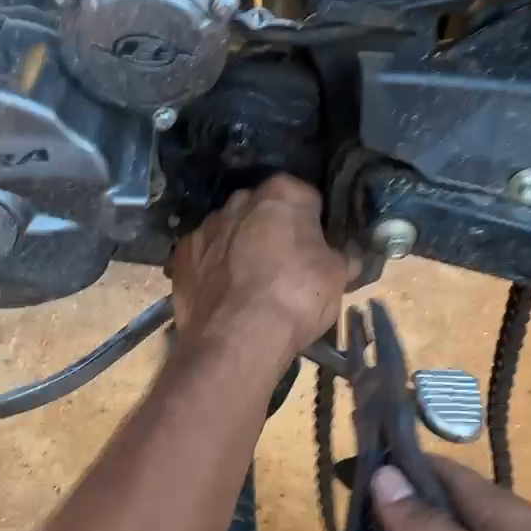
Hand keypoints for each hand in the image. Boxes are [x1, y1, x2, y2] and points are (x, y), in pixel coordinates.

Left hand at [168, 175, 351, 366]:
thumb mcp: (336, 277)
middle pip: (263, 211)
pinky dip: (213, 270)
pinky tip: (224, 296)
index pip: (307, 198)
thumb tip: (348, 257)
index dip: (315, 223)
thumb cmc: (296, 296)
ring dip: (240, 248)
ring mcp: (206, 227)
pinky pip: (205, 257)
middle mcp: (240, 200)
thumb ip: (341, 258)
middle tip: (287, 266)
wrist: (237, 338)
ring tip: (252, 286)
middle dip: (273, 230)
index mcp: (282, 193)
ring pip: (230, 231)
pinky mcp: (182, 255)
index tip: (318, 248)